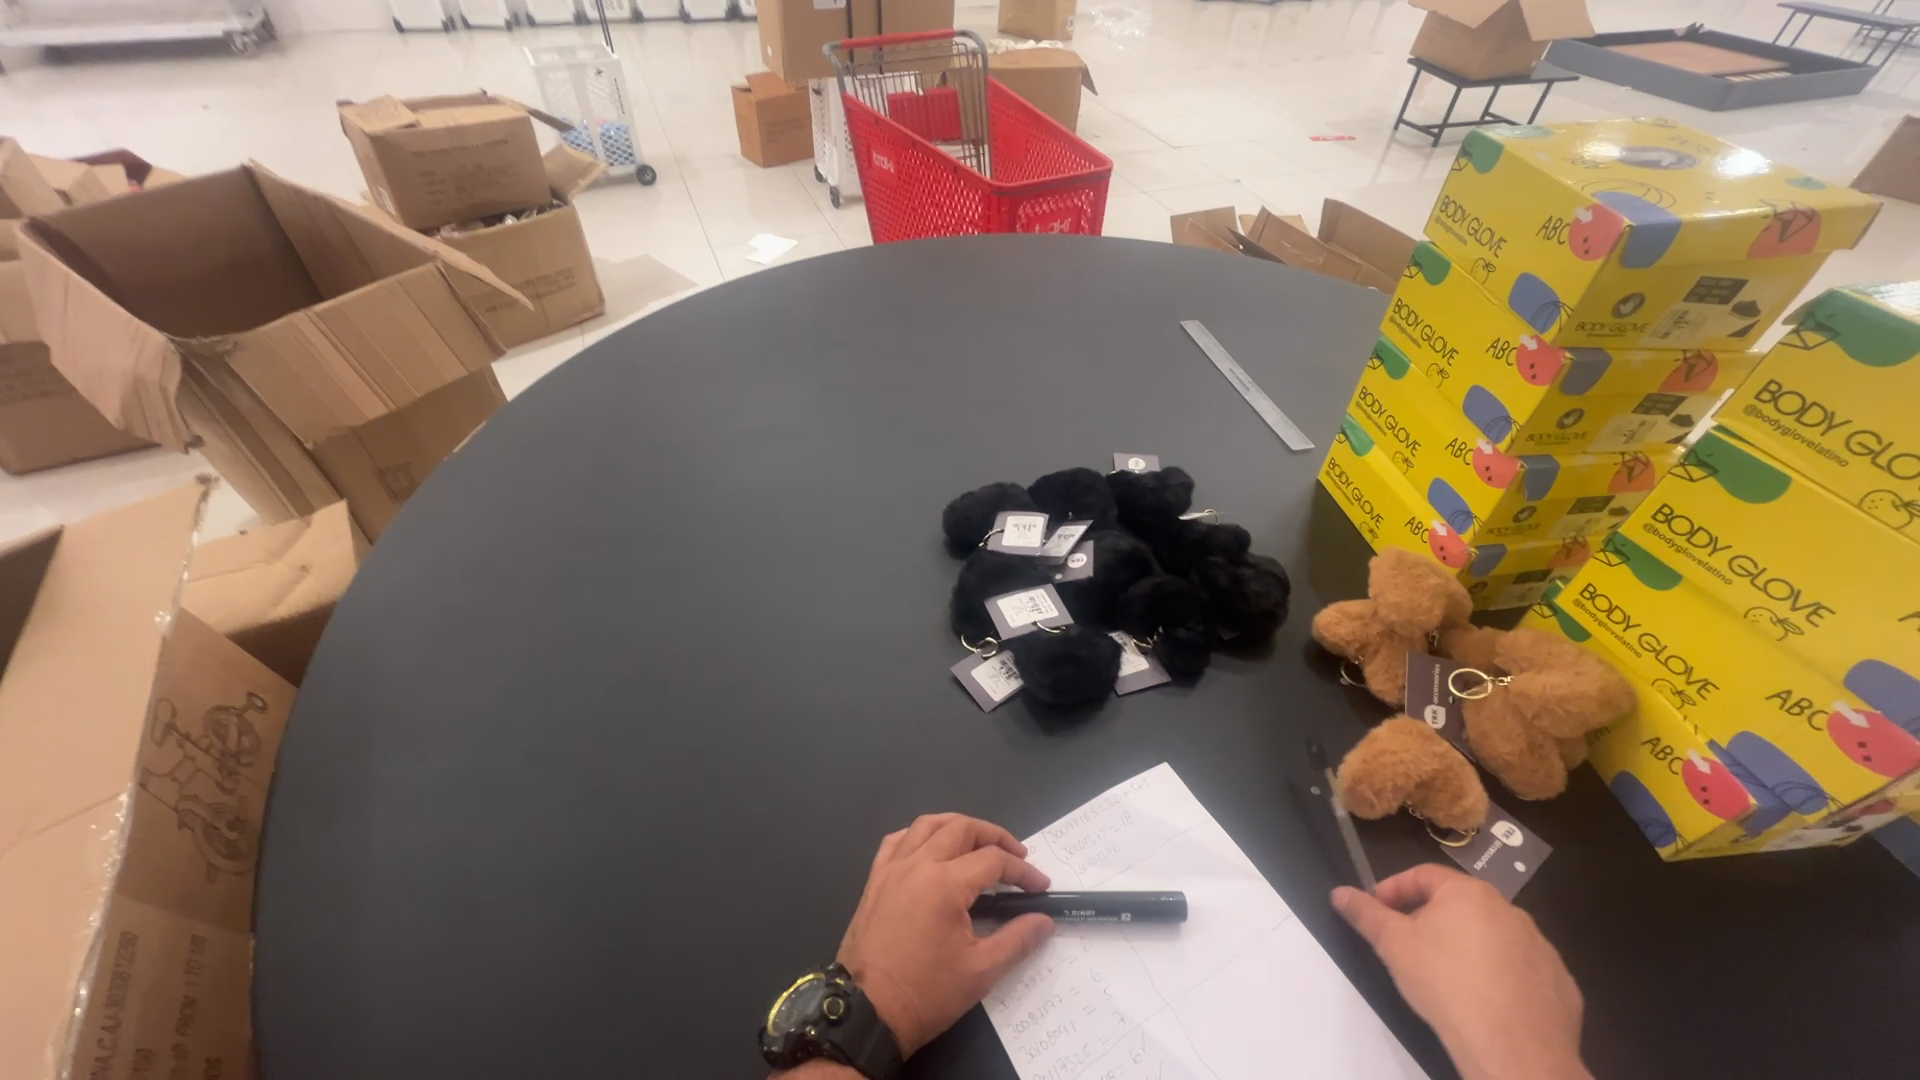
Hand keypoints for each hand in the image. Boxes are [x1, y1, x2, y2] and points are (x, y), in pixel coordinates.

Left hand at [836, 814, 1057, 1056]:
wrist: (867, 1013)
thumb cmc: (925, 994)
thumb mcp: (981, 972)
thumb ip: (1017, 940)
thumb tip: (1045, 921)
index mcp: (945, 883)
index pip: (994, 860)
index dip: (1022, 871)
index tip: (1040, 887)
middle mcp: (918, 864)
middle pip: (962, 828)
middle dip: (994, 836)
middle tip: (1015, 856)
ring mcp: (893, 868)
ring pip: (928, 824)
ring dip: (957, 826)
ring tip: (978, 843)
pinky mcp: (875, 879)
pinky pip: (897, 841)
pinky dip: (919, 835)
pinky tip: (930, 848)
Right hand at [1333, 865, 1588, 1079]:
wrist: (1515, 1052)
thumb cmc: (1446, 984)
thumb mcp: (1393, 945)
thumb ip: (1365, 913)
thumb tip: (1340, 892)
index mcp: (1469, 893)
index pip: (1423, 875)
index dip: (1394, 890)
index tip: (1377, 913)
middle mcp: (1510, 911)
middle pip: (1458, 904)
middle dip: (1428, 919)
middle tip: (1406, 945)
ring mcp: (1541, 948)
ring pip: (1491, 937)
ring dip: (1465, 947)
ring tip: (1444, 976)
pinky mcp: (1561, 985)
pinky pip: (1520, 970)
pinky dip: (1499, 976)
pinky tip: (1483, 1001)